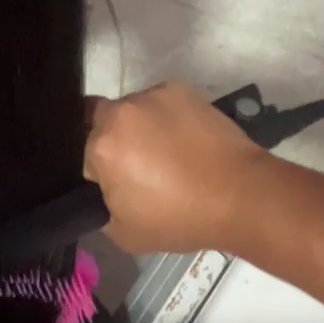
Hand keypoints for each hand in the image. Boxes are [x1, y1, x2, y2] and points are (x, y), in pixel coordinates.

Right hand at [85, 82, 268, 253]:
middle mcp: (118, 113)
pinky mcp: (176, 89)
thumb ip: (99, 208)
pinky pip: (157, 102)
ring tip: (167, 152)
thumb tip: (99, 192)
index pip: (80, 152)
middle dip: (110, 139)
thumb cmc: (182, 218)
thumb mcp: (125, 233)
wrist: (243, 196)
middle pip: (98, 121)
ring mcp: (149, 97)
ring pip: (129, 110)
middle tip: (137, 164)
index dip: (96, 169)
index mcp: (101, 146)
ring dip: (137, 127)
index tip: (115, 182)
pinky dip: (163, 117)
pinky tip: (183, 139)